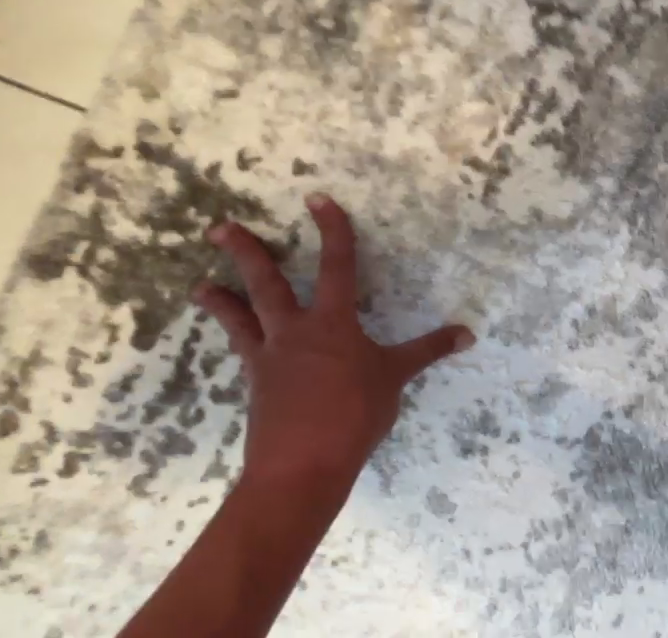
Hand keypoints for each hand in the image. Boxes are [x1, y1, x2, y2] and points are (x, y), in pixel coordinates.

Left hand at [195, 194, 473, 494]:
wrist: (300, 468)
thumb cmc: (354, 414)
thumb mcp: (397, 378)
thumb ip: (428, 350)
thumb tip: (467, 333)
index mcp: (333, 323)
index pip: (336, 265)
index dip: (332, 230)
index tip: (318, 200)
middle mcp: (294, 332)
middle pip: (266, 284)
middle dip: (247, 253)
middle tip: (220, 227)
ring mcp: (269, 360)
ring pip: (241, 319)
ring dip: (222, 300)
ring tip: (200, 285)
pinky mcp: (258, 386)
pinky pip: (245, 352)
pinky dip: (239, 340)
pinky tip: (240, 341)